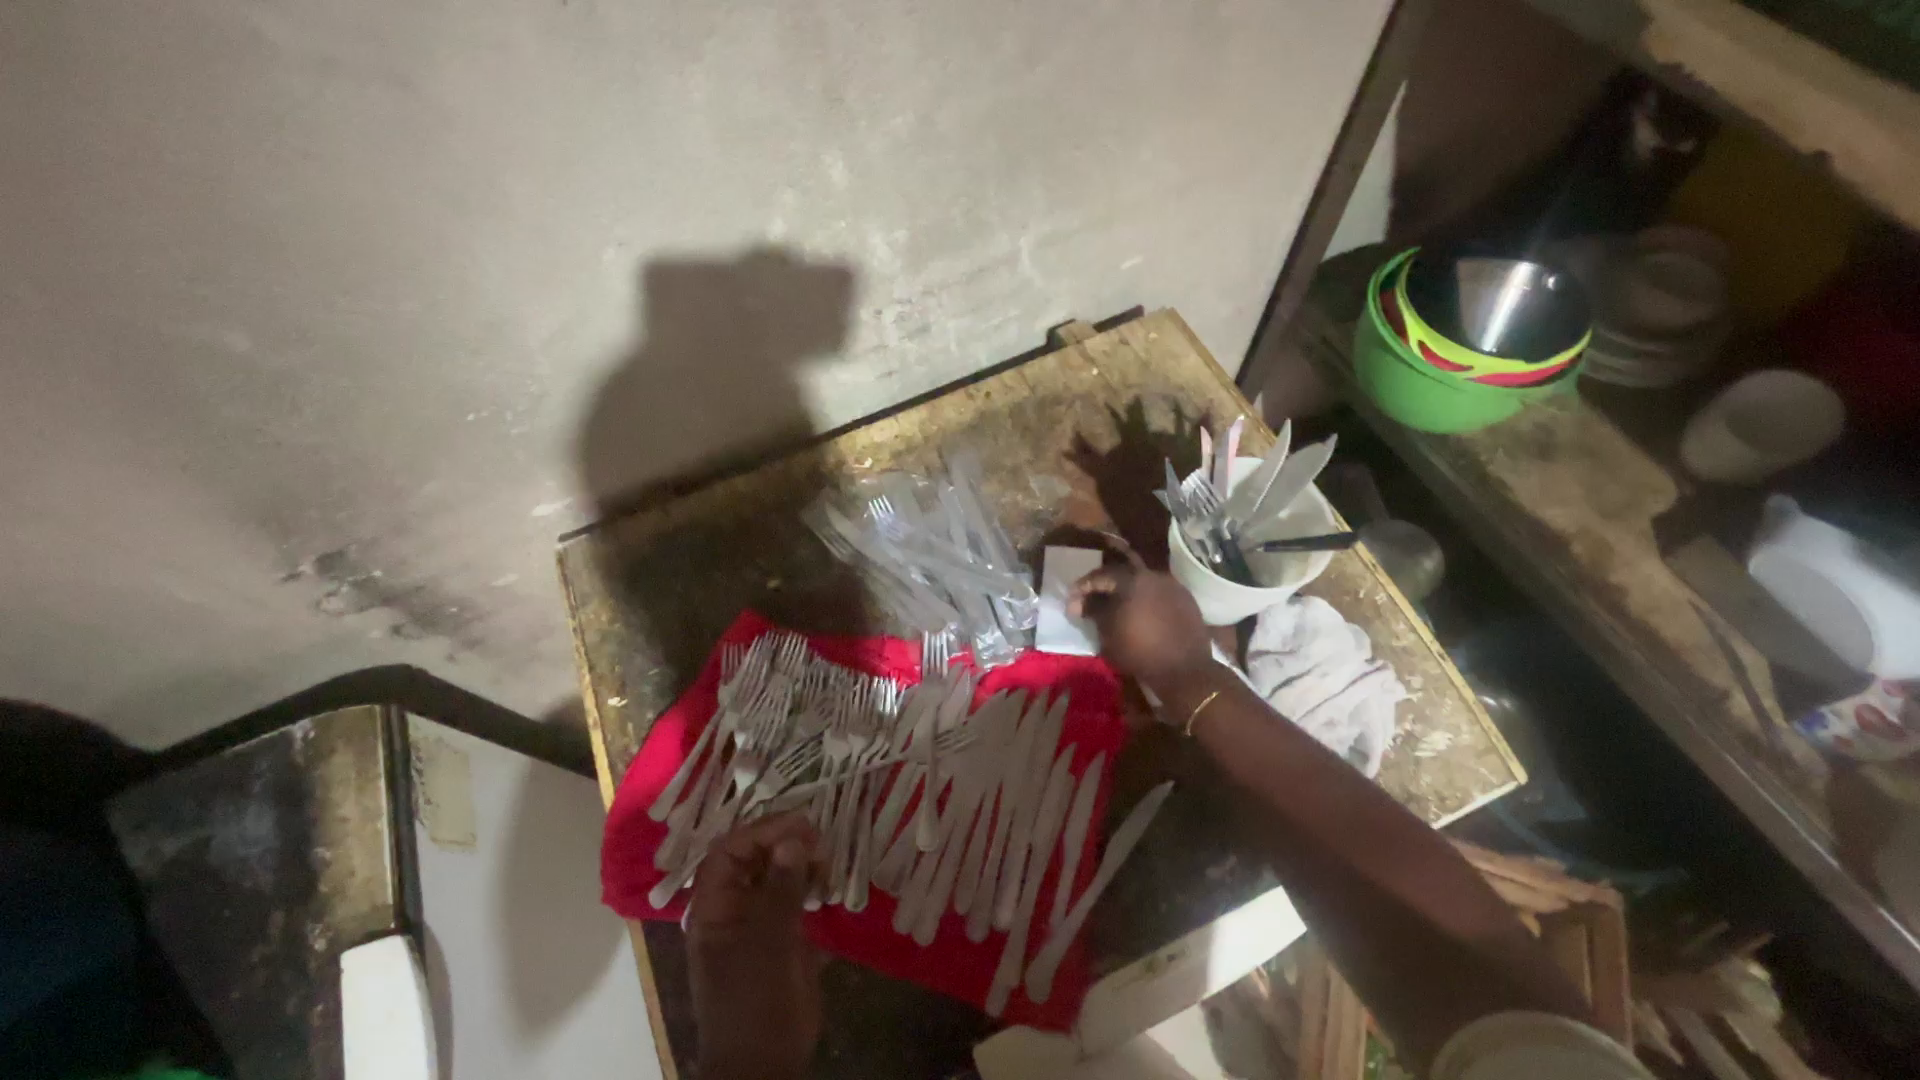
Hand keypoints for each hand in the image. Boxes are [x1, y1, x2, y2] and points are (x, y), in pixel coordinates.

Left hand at [688, 812, 823, 1079]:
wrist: (764, 1064)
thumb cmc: (755, 1003)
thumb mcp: (768, 944)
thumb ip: (781, 891)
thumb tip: (793, 841)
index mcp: (713, 908)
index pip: (730, 851)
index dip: (763, 832)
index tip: (801, 825)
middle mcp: (732, 909)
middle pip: (754, 859)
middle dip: (785, 843)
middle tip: (820, 842)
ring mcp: (757, 924)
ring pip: (776, 877)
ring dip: (801, 863)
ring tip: (827, 864)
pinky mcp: (782, 940)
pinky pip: (794, 900)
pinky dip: (811, 887)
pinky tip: (830, 886)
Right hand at [1069, 552, 1213, 695]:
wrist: (1184, 670)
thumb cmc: (1139, 651)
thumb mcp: (1107, 632)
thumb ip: (1093, 610)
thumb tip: (1079, 602)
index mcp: (1132, 579)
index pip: (1100, 575)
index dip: (1083, 588)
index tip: (1072, 602)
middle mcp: (1154, 575)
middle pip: (1123, 571)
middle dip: (1105, 582)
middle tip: (1092, 595)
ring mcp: (1173, 586)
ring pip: (1142, 581)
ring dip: (1126, 590)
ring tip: (1116, 605)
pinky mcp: (1186, 600)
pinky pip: (1158, 592)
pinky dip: (1144, 598)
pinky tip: (1140, 612)